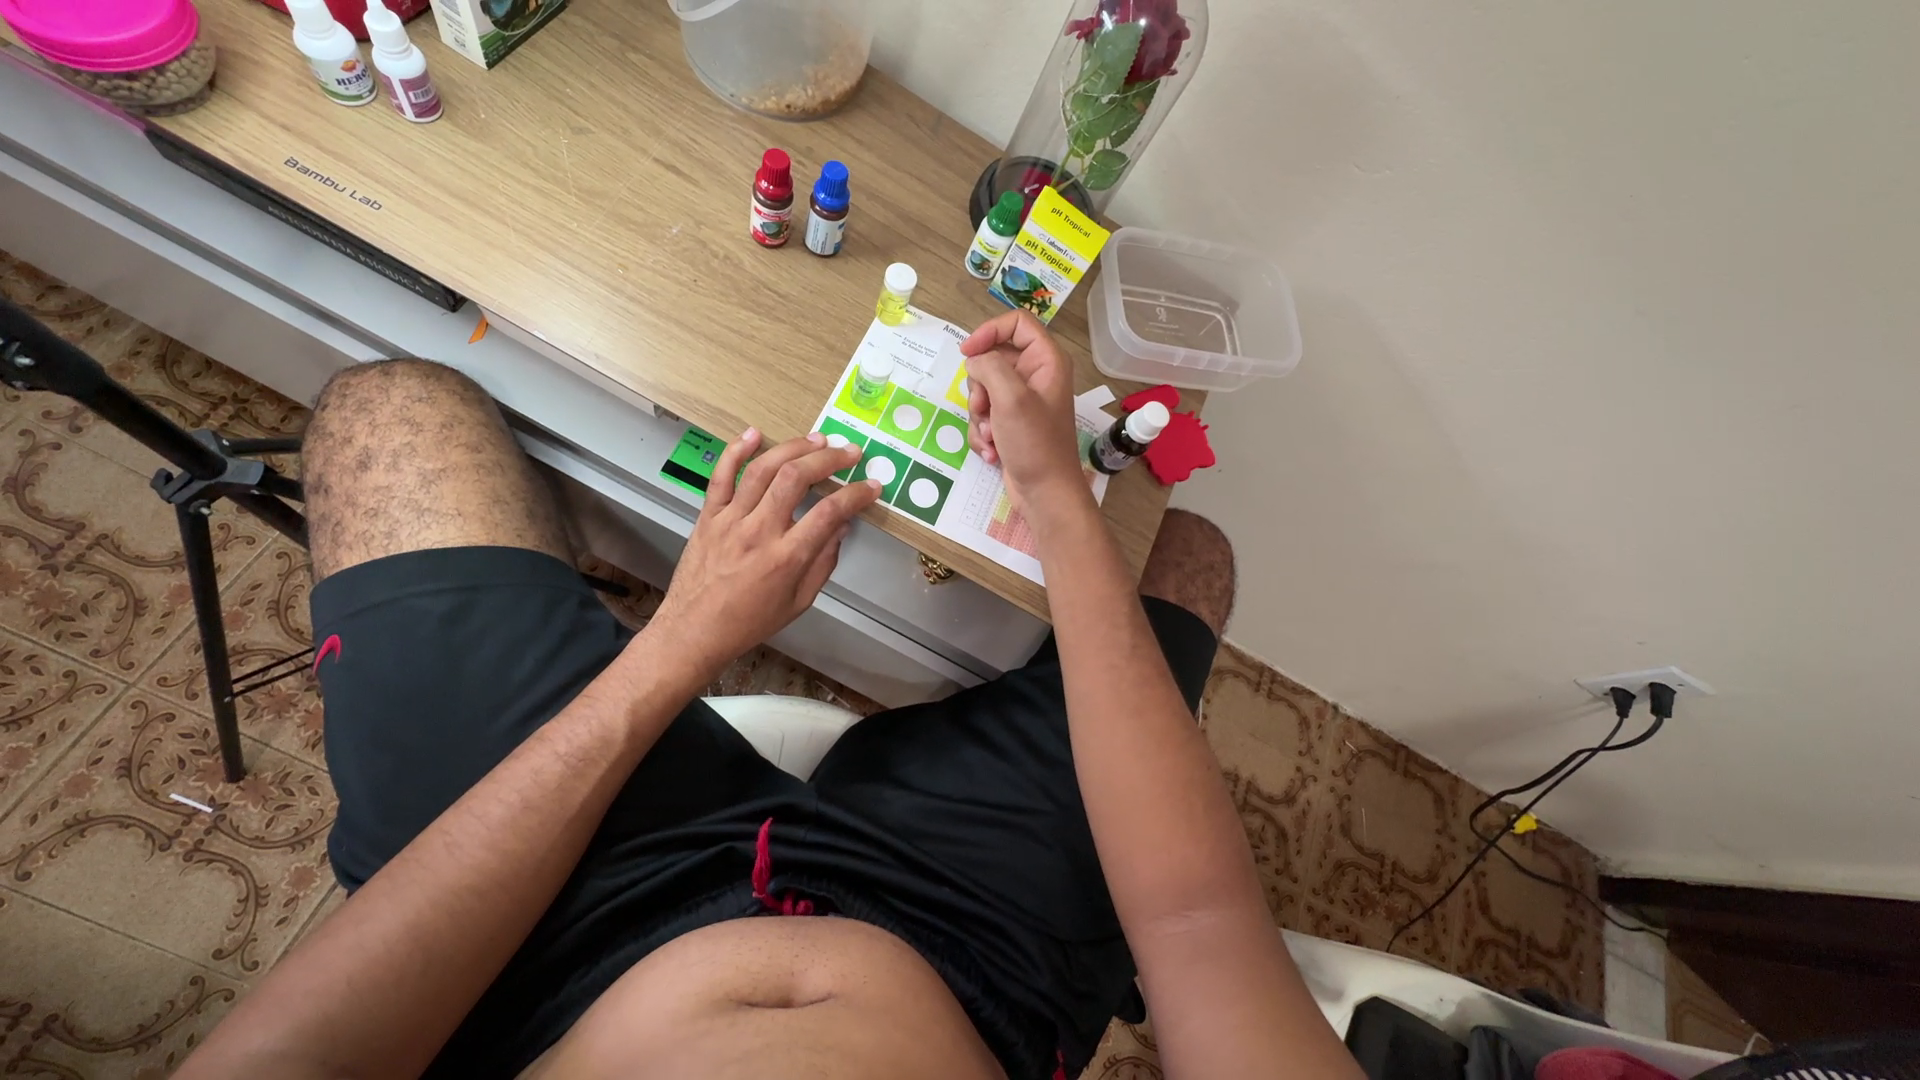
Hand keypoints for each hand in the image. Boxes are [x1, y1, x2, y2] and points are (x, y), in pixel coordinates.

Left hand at [648, 429, 879, 681]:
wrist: (694, 631)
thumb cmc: (750, 621)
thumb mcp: (800, 601)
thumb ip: (824, 562)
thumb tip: (842, 527)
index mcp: (787, 557)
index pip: (830, 512)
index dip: (856, 494)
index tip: (872, 486)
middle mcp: (759, 531)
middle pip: (796, 477)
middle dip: (828, 458)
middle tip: (849, 452)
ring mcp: (730, 520)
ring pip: (763, 469)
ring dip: (793, 448)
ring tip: (816, 439)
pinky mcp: (708, 516)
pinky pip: (721, 476)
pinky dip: (736, 451)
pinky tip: (754, 434)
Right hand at [960, 311, 1089, 515]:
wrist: (1045, 493)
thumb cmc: (1035, 443)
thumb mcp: (1010, 397)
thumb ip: (989, 366)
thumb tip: (974, 362)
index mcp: (1046, 361)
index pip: (1016, 323)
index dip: (988, 332)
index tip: (967, 354)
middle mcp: (1036, 376)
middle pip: (992, 359)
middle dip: (980, 388)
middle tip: (985, 409)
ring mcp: (1022, 402)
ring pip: (983, 391)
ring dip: (980, 416)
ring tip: (993, 436)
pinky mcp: (1011, 424)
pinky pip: (985, 416)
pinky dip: (983, 433)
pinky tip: (993, 452)